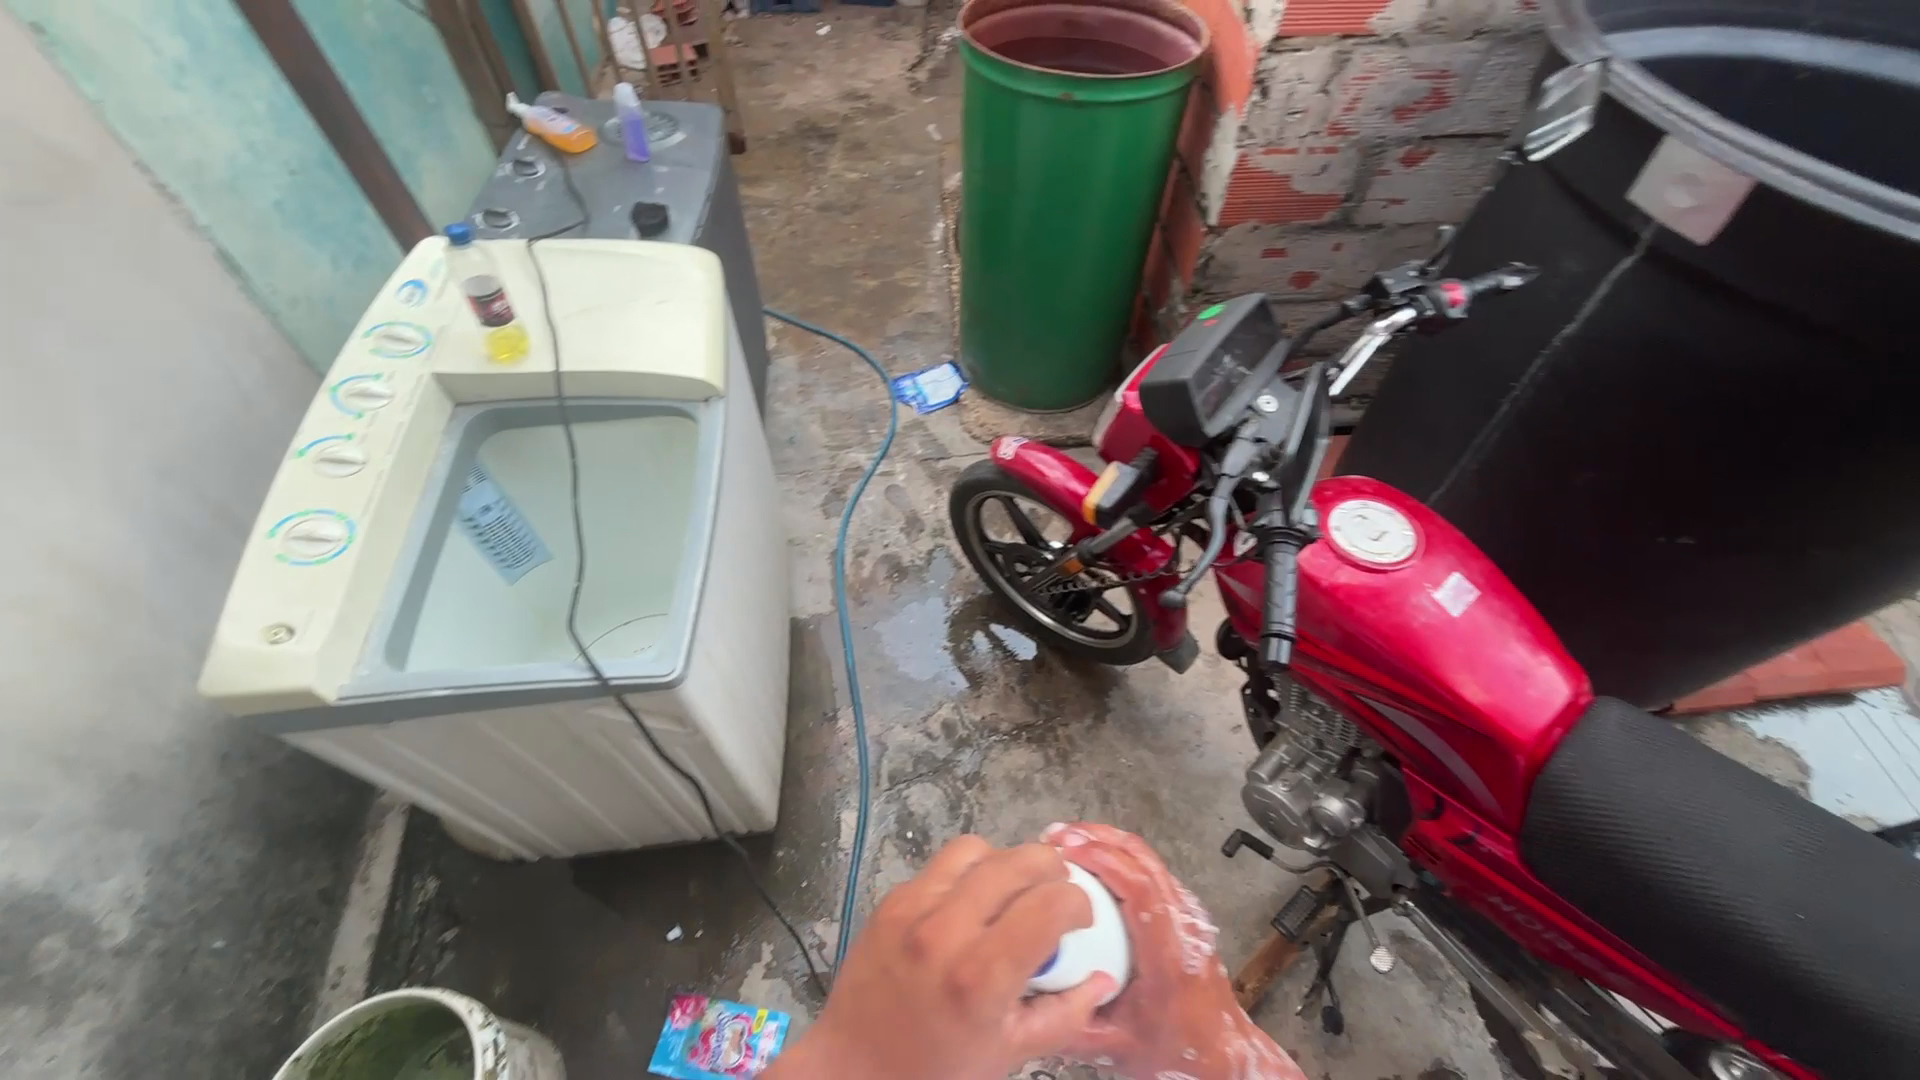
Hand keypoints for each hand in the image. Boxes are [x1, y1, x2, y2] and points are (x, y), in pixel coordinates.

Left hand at [765, 836, 1114, 1079]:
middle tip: (1057, 888)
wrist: (853, 1068)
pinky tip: (970, 902)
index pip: (1049, 906)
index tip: (1080, 916)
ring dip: (1004, 861)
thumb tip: (1103, 978)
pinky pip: (940, 865)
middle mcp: (947, 932)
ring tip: (1013, 889)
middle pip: (1016, 863)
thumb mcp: (1009, 1054)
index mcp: (982, 978)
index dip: (1077, 902)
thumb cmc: (937, 1070)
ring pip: (975, 849)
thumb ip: (1063, 1014)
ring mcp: (913, 910)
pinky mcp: (891, 901)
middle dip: (1050, 867)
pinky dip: (965, 873)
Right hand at [1045, 823, 1306, 1079]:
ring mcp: (1186, 913)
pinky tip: (1090, 857)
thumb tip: (1029, 992)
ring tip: (1067, 839)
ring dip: (1106, 840)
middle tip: (1057, 835)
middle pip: (1143, 859)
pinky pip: (1148, 866)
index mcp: (1170, 956)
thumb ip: (1072, 1025)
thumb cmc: (1177, 1052)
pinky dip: (1116, 852)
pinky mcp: (1180, 909)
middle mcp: (1183, 925)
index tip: (1068, 851)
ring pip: (1147, 857)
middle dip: (1098, 838)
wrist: (1221, 1055)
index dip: (1103, 861)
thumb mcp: (1118, 1047)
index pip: (1141, 889)